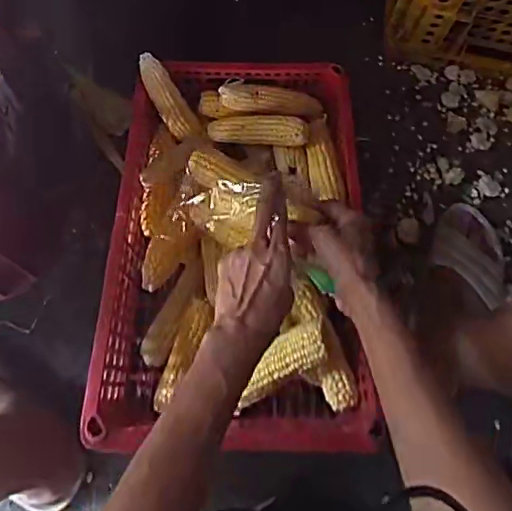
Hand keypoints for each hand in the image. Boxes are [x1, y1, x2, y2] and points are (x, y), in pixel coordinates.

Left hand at [211, 173, 291, 357]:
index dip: (277, 196)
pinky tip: (241, 289)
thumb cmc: (270, 316)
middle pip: (263, 219)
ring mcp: (237, 252)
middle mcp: (257, 247)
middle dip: (269, 200)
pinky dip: (240, 270)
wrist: (239, 332)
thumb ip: (284, 267)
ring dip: (252, 261)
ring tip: (253, 286)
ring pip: (249, 249)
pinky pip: (237, 261)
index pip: (278, 217)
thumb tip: (280, 258)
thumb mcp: (288, 290)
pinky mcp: (223, 262)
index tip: (276, 179)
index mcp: (278, 254)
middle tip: (271, 185)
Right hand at [298, 202, 378, 314]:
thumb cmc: (344, 258)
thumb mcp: (320, 237)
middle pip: (330, 224)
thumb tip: (287, 224)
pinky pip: (332, 257)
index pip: (330, 205)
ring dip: (312, 243)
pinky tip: (304, 260)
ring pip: (330, 242)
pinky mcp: (354, 268)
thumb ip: (304, 228)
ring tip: (294, 246)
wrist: (362, 295)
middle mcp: (360, 230)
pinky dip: (318, 257)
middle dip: (310, 227)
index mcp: (355, 218)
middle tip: (291, 229)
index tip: (294, 210)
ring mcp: (358, 250)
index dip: (311, 207)